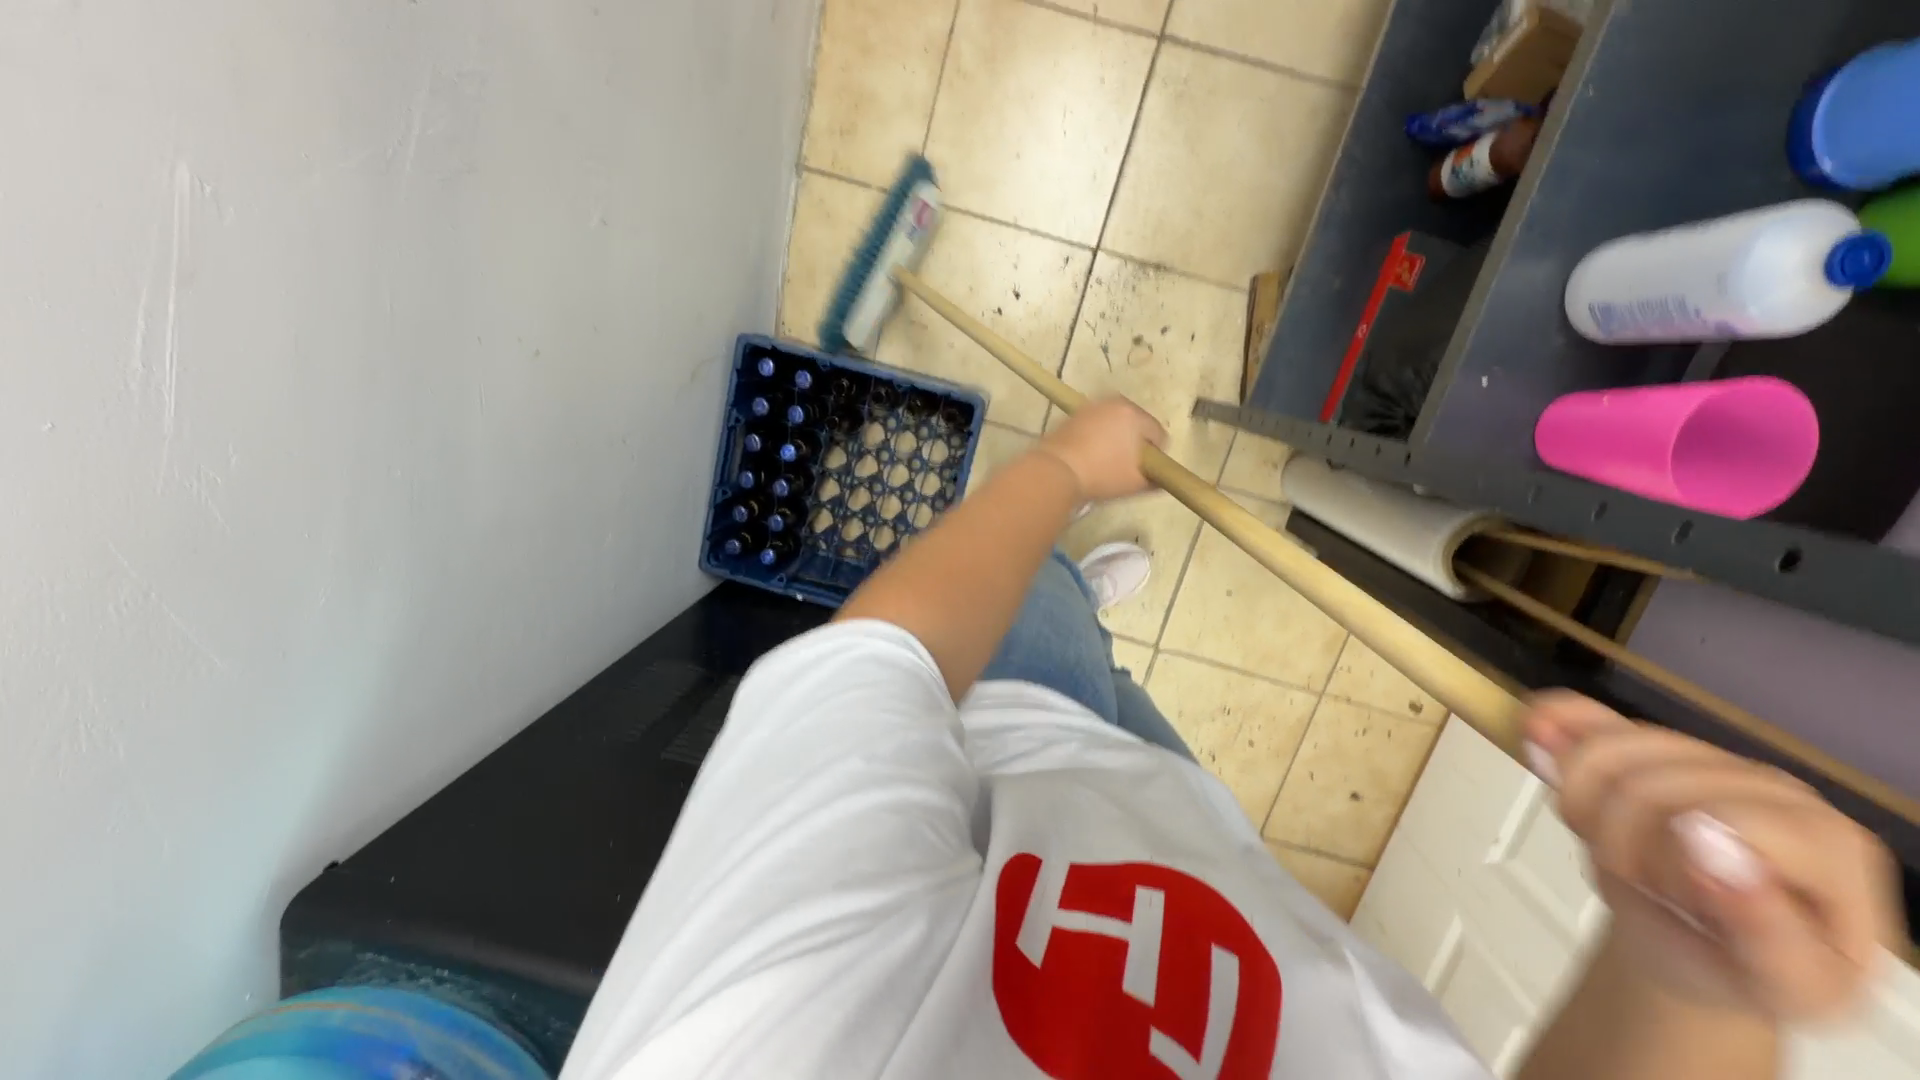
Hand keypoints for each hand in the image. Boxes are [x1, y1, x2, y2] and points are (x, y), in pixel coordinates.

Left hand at [1034, 397, 1165, 501]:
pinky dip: (1096, 436)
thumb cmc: (1102, 474)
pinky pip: (1094, 425)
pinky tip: (1089, 455)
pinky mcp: (1072, 416)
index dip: (1156, 454)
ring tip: (1107, 461)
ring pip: (1113, 423)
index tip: (1146, 470)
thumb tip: (1160, 479)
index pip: (1158, 433)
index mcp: (1134, 414)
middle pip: (1135, 424)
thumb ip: (1156, 479)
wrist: (1056, 470)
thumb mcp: (1135, 483)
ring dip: (1115, 437)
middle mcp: (1113, 403)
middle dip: (1134, 441)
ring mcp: (1090, 407)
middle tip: (1127, 465)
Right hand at [1525, 691, 1904, 1022]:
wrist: (1704, 951)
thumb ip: (1759, 922)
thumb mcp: (1776, 979)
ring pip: (1607, 749)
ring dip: (1583, 808)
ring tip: (1613, 851)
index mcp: (1824, 841)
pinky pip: (1590, 714)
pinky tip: (1536, 732)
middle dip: (1623, 846)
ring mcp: (1705, 756)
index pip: (1719, 813)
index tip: (1681, 900)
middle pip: (1650, 784)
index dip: (1673, 857)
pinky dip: (1555, 720)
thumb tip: (1703, 835)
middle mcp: (1772, 785)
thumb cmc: (1746, 968)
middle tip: (1647, 888)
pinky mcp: (1649, 744)